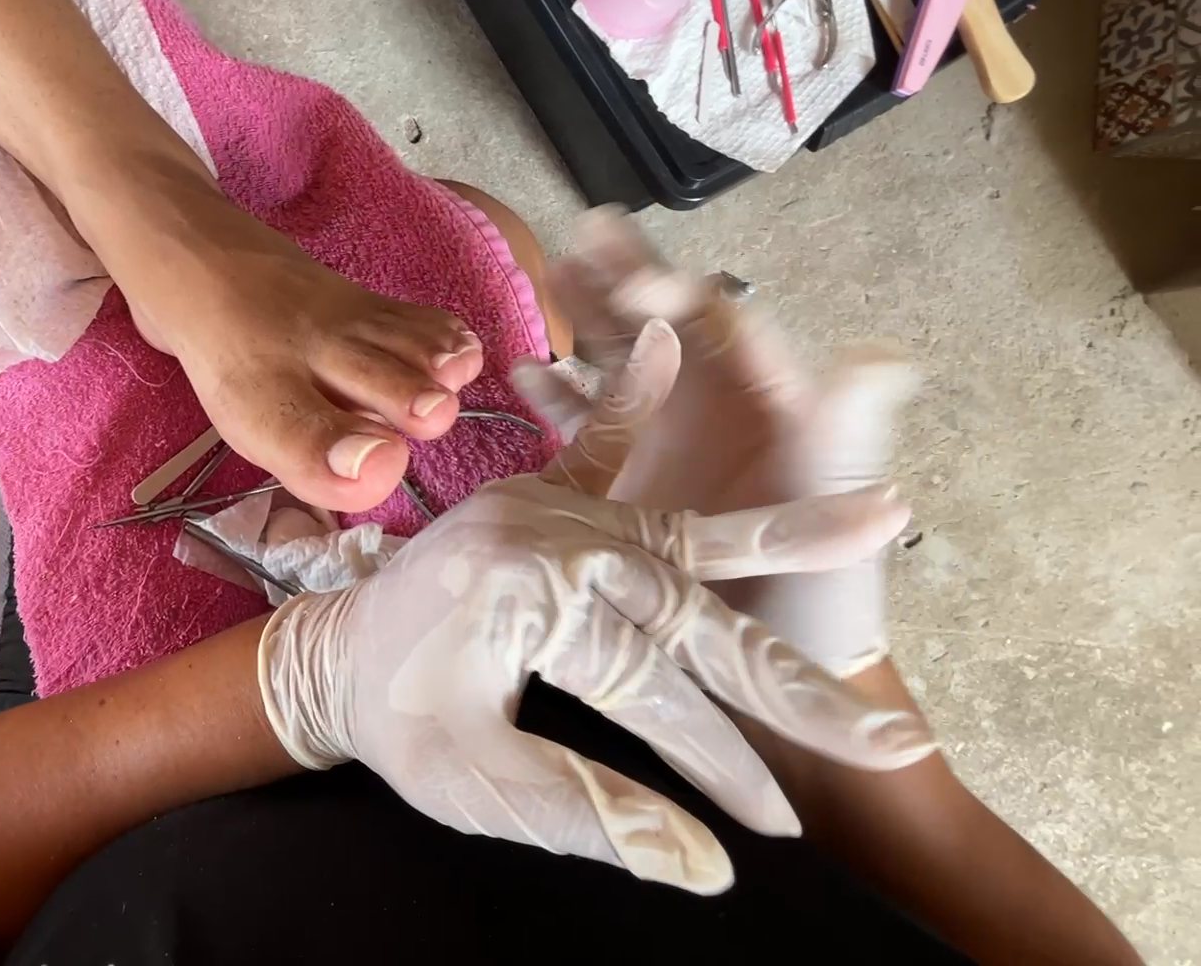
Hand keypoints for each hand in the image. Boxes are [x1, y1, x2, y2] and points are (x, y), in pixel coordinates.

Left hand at [258, 335, 934, 893]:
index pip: (654, 694)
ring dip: (771, 536)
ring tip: (877, 513)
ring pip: (672, 532)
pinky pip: (588, 449)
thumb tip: (704, 866)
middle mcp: (541, 537)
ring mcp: (537, 509)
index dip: (719, 765)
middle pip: (684, 614)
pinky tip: (662, 348)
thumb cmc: (392, 722)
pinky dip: (626, 403)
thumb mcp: (476, 782)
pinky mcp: (527, 498)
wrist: (332, 658)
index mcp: (525, 600)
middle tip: (883, 733)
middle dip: (779, 683)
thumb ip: (586, 812)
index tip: (774, 825)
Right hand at [519, 208, 913, 675]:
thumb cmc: (816, 597)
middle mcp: (708, 407)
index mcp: (764, 402)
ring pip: (617, 360)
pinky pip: (583, 420)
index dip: (675, 297)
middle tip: (587, 232)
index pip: (721, 326)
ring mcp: (658, 438)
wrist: (766, 672)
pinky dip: (555, 393)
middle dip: (624, 277)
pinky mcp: (618, 472)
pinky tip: (528, 370)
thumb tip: (878, 357)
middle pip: (662, 325)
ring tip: (555, 276)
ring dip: (584, 318)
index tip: (630, 289)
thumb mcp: (837, 519)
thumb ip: (847, 436)